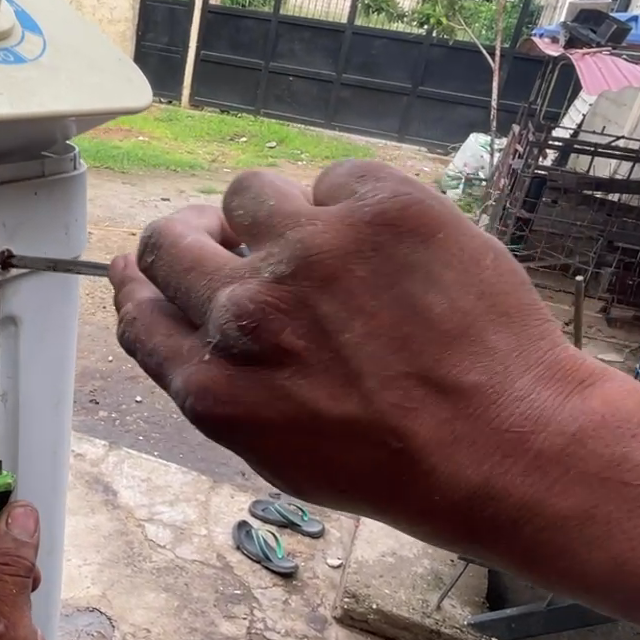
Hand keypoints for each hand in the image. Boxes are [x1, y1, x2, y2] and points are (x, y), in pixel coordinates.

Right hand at [109, 160, 607, 537]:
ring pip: (246, 193)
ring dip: (270, 219)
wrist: (504, 443)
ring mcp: (309, 251)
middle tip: (228, 246)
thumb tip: (174, 308)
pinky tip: (386, 251)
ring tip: (324, 253)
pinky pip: (332, 179)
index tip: (140, 268)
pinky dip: (349, 208)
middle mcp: (244, 314)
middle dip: (188, 240)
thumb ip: (208, 380)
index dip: (135, 285)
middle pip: (167, 241)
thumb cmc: (385, 460)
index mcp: (212, 385)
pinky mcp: (378, 206)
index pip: (139, 311)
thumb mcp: (268, 448)